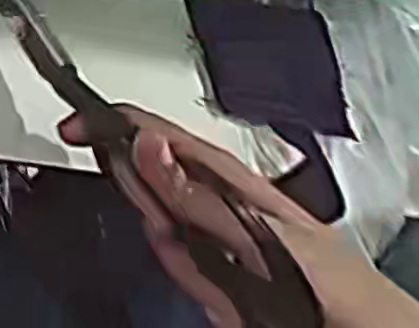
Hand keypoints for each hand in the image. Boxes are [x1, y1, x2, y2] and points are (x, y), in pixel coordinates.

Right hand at [61, 106, 418, 327]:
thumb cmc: (347, 293)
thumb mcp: (266, 236)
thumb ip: (198, 192)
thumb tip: (141, 141)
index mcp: (225, 174)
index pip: (149, 129)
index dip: (104, 121)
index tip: (70, 128)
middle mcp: (212, 195)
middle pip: (142, 176)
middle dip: (150, 209)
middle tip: (177, 235)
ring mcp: (211, 231)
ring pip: (155, 224)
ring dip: (179, 255)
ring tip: (224, 283)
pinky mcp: (212, 265)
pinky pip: (173, 260)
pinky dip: (192, 280)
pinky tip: (228, 297)